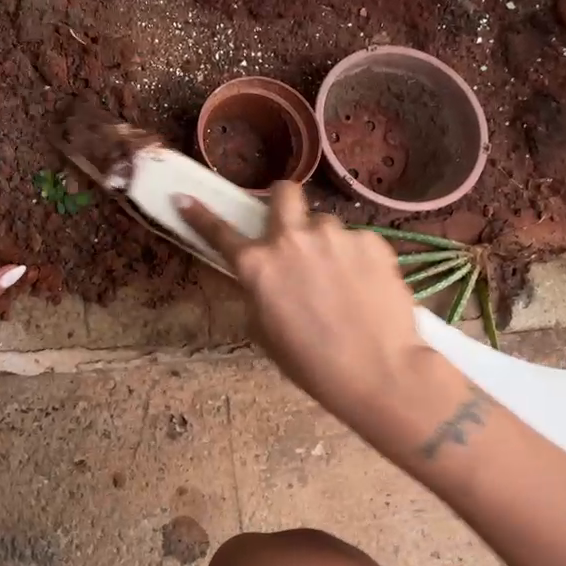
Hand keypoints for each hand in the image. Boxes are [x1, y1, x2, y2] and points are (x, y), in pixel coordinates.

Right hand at [176, 182, 434, 419]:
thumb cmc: (311, 362)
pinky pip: (356, 241)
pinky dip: (356, 258)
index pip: (218, 231)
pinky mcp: (372, 241)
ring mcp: (334, 236)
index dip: (198, 214)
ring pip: (324, 224)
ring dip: (324, 242)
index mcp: (256, 265)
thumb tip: (261, 275)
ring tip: (340, 277)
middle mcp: (291, 239)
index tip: (185, 198)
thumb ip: (257, 290)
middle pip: (284, 193)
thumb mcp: (263, 329)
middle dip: (284, 204)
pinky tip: (365, 287)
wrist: (380, 372)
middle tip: (292, 228)